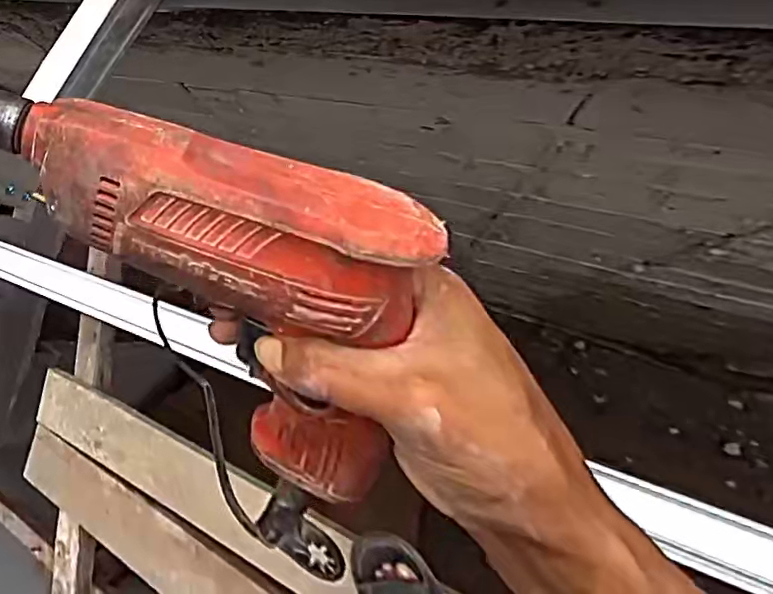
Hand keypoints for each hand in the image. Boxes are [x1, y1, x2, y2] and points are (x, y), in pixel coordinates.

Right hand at [208, 267, 588, 531]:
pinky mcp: (376, 375)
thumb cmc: (513, 452)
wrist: (533, 519)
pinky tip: (276, 371)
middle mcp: (404, 309)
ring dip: (278, 334)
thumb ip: (334, 370)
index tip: (254, 265)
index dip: (293, 258)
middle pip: (320, 288)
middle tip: (239, 307)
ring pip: (316, 324)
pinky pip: (321, 357)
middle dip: (274, 301)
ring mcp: (389, 343)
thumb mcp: (412, 397)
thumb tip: (272, 350)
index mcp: (424, 290)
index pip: (344, 253)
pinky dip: (293, 363)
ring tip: (246, 340)